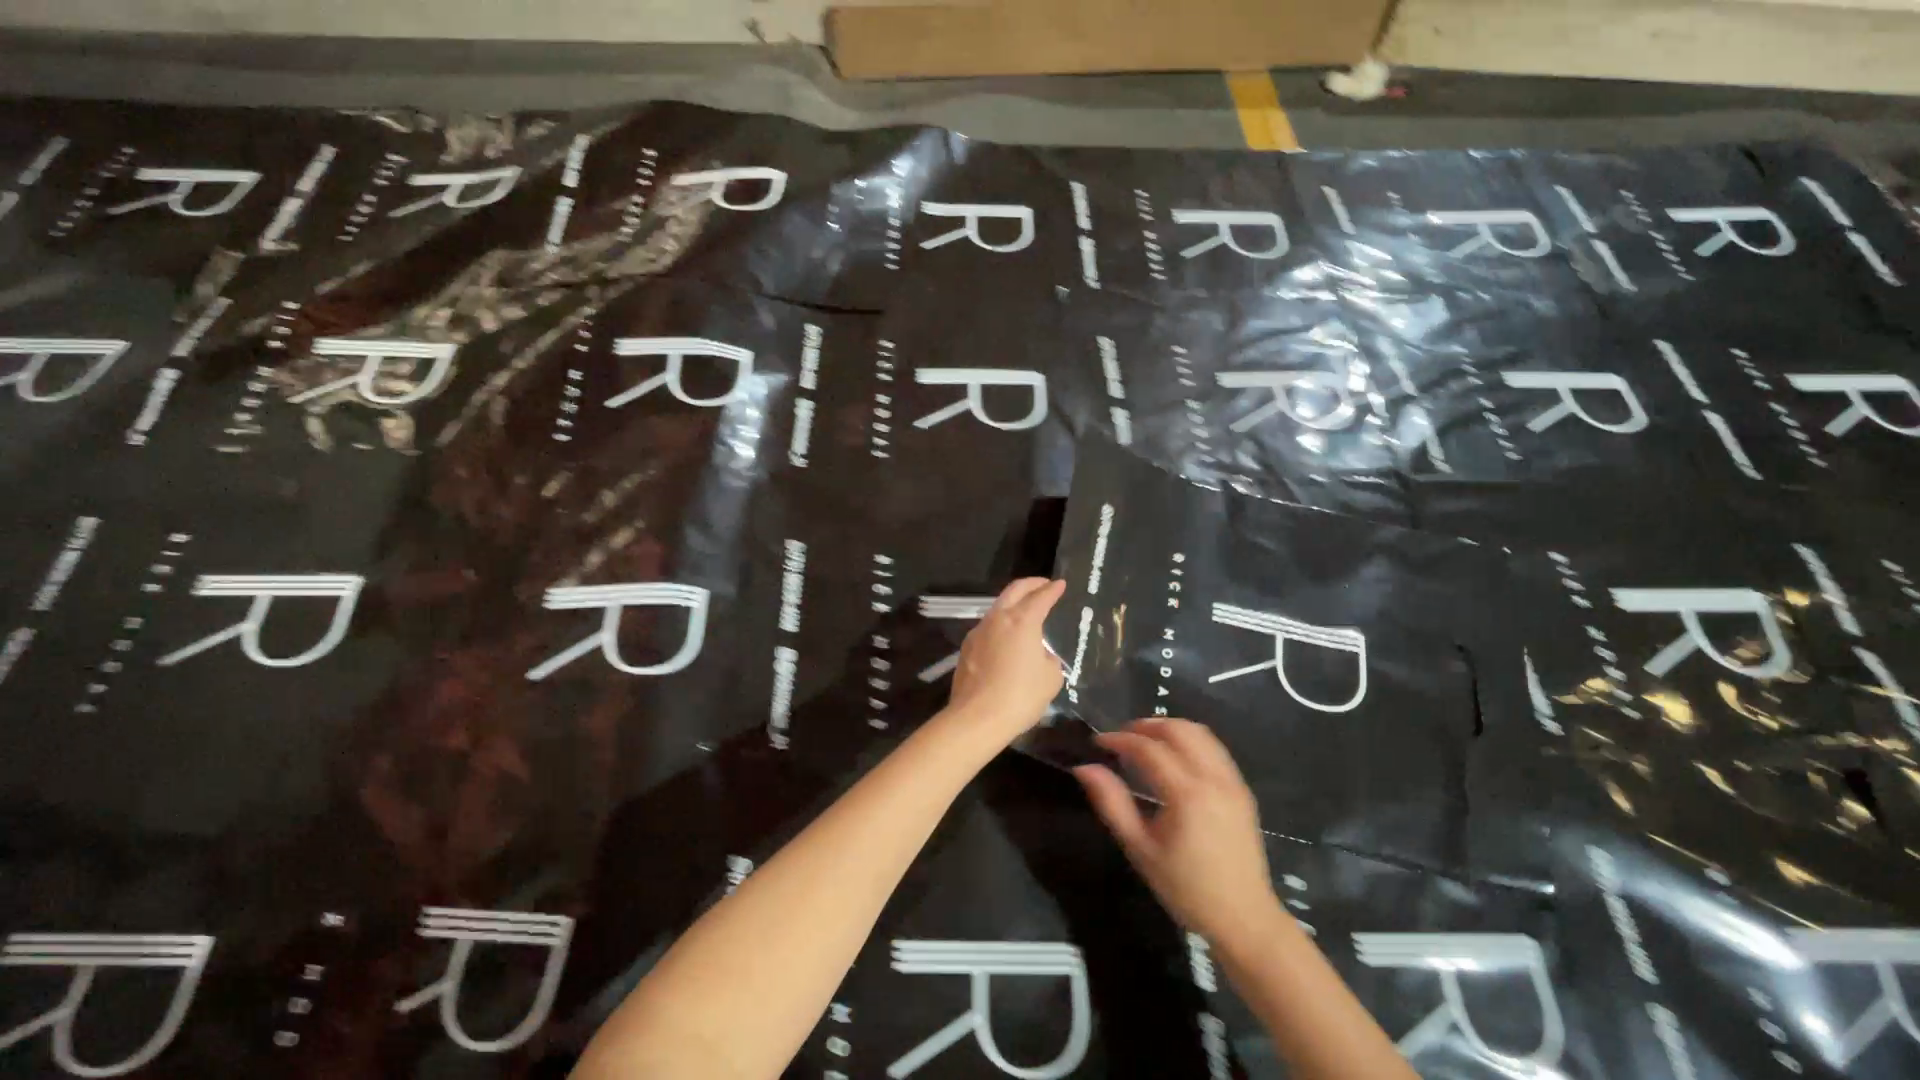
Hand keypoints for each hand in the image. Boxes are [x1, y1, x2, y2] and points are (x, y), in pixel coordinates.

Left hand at [945, 578, 1067, 744]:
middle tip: (1043, 584)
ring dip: (1013, 604)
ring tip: (1026, 610)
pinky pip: (988, 628)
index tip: (1060, 584)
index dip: (1053, 589)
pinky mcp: (966, 648)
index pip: (1041, 597)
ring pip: (997, 608)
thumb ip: (1048, 658)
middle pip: (1014, 591)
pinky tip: (1007, 637)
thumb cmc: (1021, 696)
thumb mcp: (1051, 678)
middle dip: (1031, 584)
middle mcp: (997, 619)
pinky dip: (1001, 624)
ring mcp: (978, 632)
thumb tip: (1040, 655)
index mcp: (1022, 621)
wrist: (977, 718)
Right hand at [1075, 719, 1280, 946]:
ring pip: (1201, 734)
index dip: (1119, 740)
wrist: (1242, 917)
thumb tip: (1085, 768)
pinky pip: (1214, 750)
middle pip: (1179, 729)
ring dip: (1170, 730)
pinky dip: (1190, 742)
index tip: (1097, 743)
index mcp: (1187, 793)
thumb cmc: (1185, 888)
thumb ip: (1112, 803)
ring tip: (1144, 744)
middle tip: (1120, 739)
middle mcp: (1214, 778)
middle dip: (1146, 726)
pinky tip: (1173, 760)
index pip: (1149, 749)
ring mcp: (1233, 782)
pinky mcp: (1242, 790)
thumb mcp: (1140, 848)